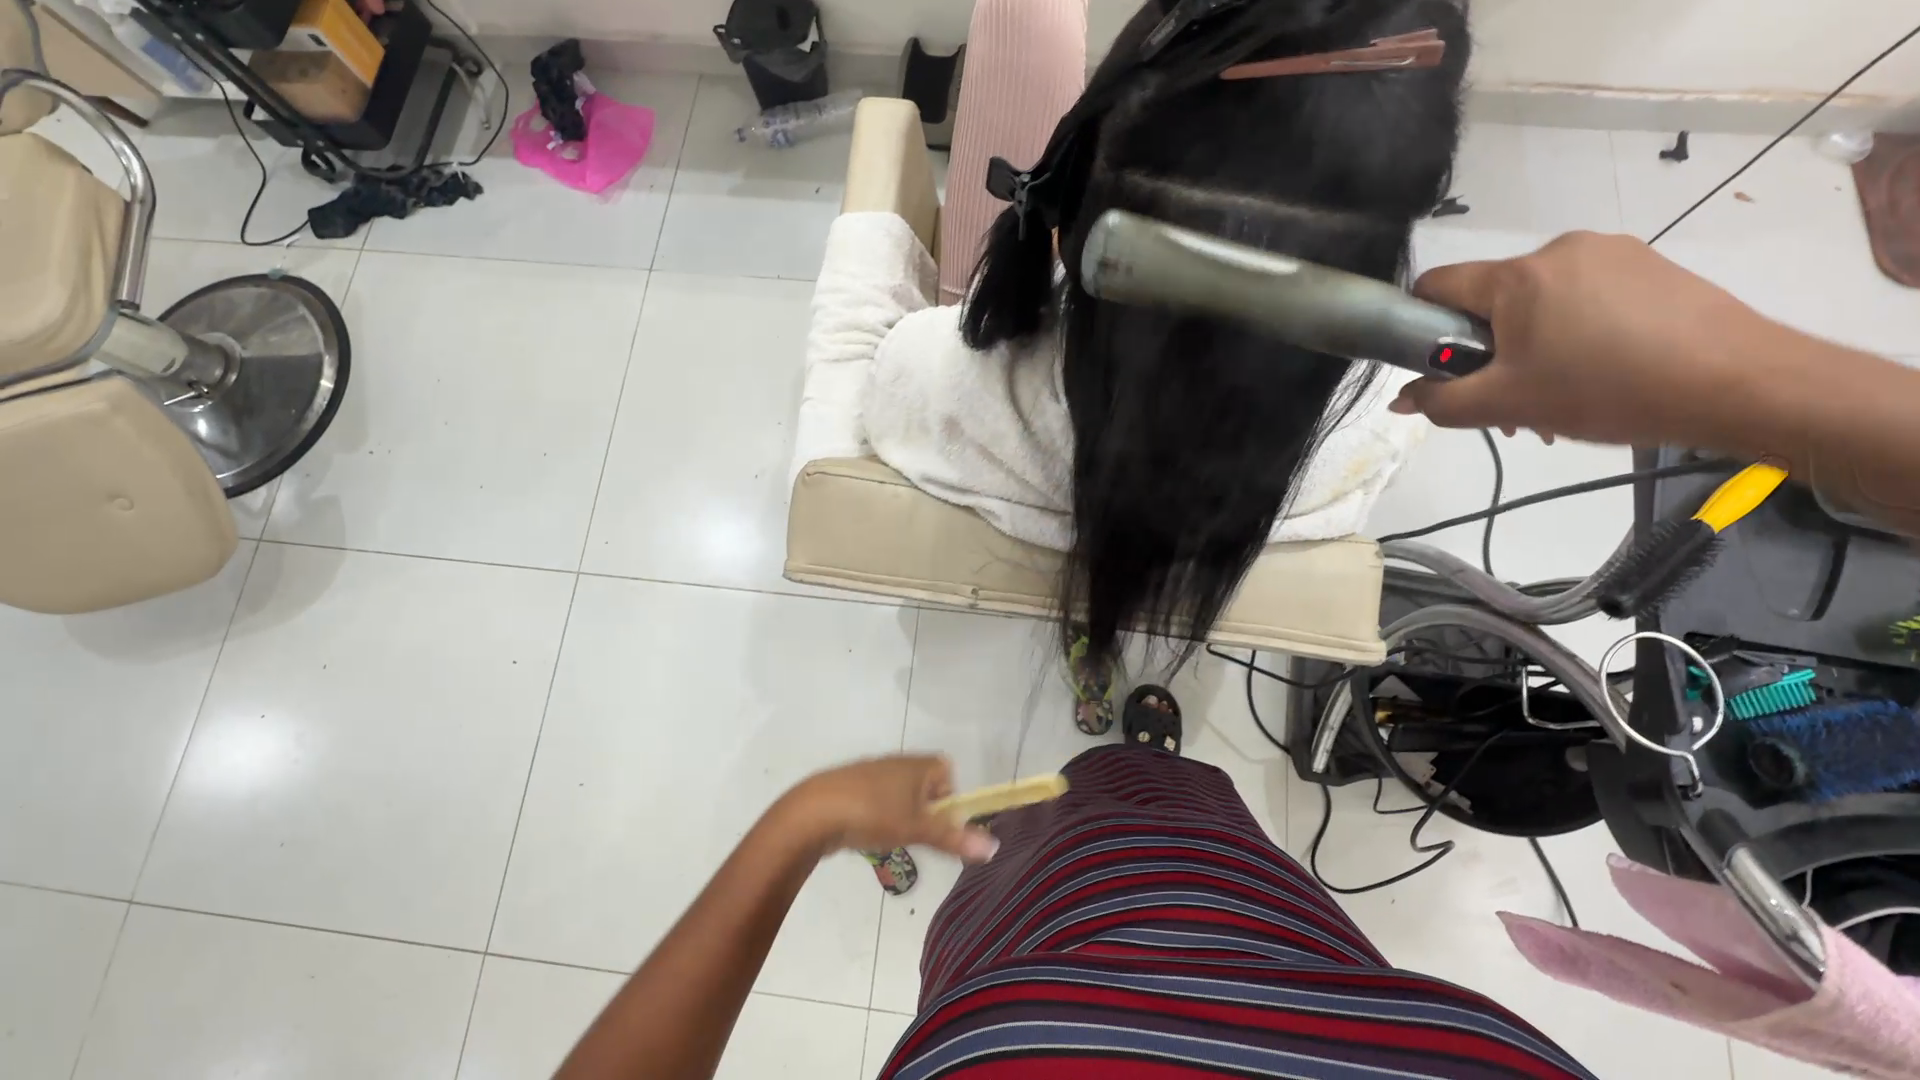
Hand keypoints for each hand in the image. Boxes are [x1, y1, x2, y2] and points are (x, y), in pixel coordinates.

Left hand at [779, 755, 998, 862]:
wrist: (813, 812)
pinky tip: (864, 835)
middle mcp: (897, 762)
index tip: (939, 822)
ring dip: (900, 817)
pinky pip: (875, 802)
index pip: (947, 771)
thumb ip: (955, 839)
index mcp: (918, 764)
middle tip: (916, 835)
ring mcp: (871, 773)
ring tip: (889, 839)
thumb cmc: (873, 814)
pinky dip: (876, 818)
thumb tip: (994, 847)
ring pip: (899, 796)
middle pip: (924, 786)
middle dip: (924, 813)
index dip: (949, 797)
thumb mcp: (918, 830)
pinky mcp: (849, 788)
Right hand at [1389, 232, 1770, 446]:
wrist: (1740, 383)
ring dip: (1530, 349)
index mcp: (1518, 277)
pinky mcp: (1650, 268)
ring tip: (1557, 397)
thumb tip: (1403, 397)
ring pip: (1539, 304)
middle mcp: (1560, 250)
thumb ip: (1442, 401)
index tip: (1439, 366)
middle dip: (1486, 351)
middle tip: (1507, 400)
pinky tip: (1598, 375)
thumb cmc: (1606, 390)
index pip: (1436, 285)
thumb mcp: (1508, 404)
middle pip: (1490, 300)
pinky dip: (1574, 336)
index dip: (1420, 325)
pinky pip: (1585, 299)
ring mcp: (1611, 254)